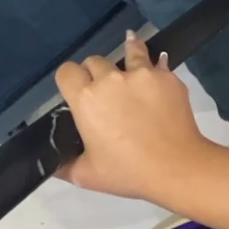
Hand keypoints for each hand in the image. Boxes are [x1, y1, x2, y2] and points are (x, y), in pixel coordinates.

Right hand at [54, 30, 211, 200]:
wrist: (176, 167)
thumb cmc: (128, 172)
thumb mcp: (86, 175)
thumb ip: (64, 165)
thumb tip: (53, 162)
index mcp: (86, 99)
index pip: (66, 71)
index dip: (69, 79)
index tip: (76, 91)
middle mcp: (111, 79)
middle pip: (95, 61)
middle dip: (96, 74)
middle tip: (105, 93)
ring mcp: (142, 75)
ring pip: (129, 52)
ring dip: (126, 57)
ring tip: (129, 61)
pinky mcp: (167, 77)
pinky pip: (157, 63)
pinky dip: (154, 68)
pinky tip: (155, 74)